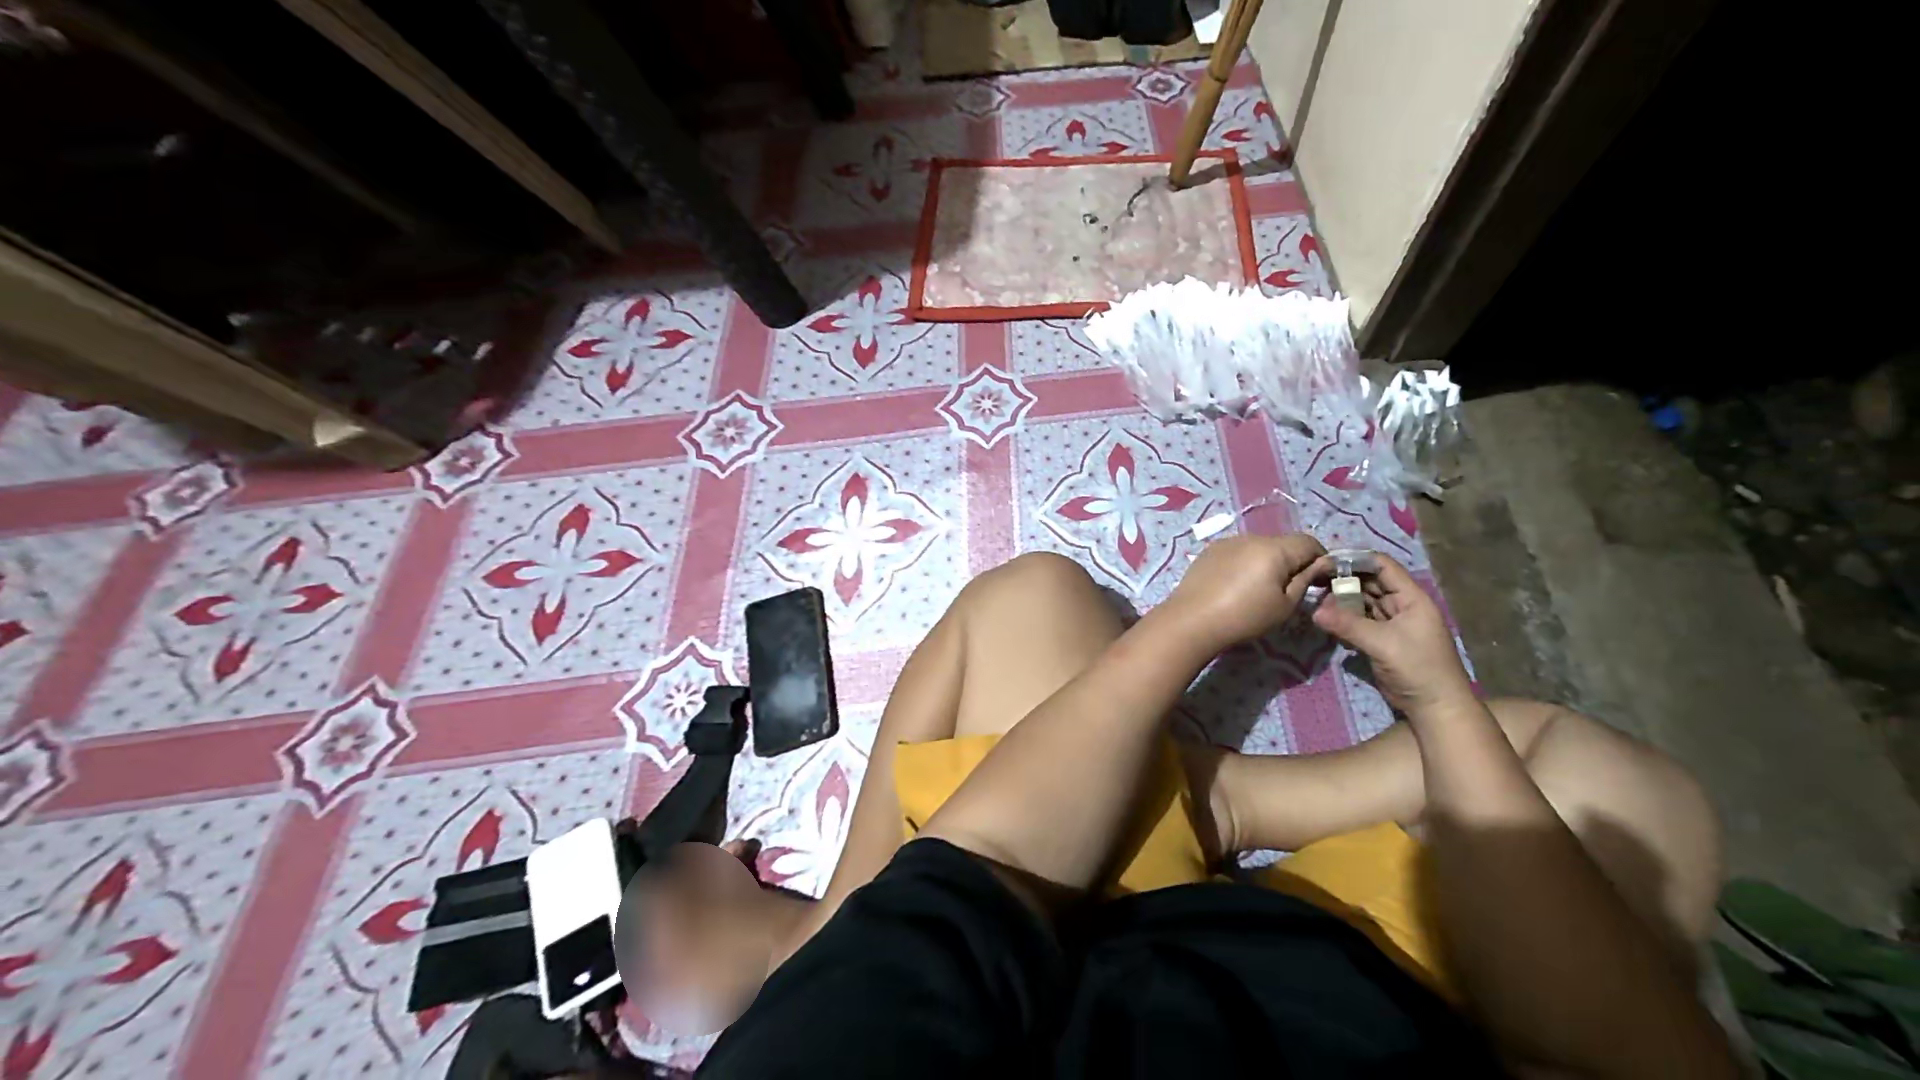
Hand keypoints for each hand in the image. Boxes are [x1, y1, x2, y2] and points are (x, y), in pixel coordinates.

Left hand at [1155, 533, 1326, 654]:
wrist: (1191, 620)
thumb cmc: (1244, 617)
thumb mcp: (1284, 605)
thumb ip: (1306, 580)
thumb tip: (1322, 564)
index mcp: (1274, 548)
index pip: (1309, 542)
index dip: (1320, 559)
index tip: (1319, 581)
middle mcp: (1251, 537)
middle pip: (1283, 543)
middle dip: (1293, 561)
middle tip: (1289, 590)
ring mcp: (1227, 541)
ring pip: (1259, 547)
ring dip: (1267, 562)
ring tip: (1258, 590)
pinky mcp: (1210, 550)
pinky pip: (1238, 552)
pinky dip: (1245, 563)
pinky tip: (1236, 586)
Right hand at [1308, 552, 1474, 715]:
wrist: (1435, 707)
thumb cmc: (1418, 669)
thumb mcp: (1383, 644)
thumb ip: (1348, 625)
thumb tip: (1314, 611)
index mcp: (1411, 598)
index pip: (1382, 567)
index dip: (1355, 560)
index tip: (1326, 562)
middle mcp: (1401, 606)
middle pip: (1369, 583)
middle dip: (1343, 580)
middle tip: (1313, 581)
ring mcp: (1391, 623)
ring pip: (1362, 602)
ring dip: (1341, 601)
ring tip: (1316, 601)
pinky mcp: (1381, 639)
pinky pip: (1359, 621)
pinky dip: (1343, 618)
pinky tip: (1326, 619)